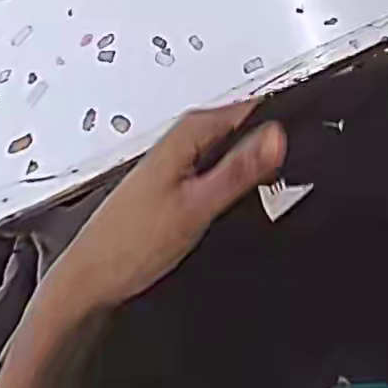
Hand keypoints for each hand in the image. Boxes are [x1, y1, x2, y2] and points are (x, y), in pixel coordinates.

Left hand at [38, 102, 284, 317]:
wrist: (89, 280)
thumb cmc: (129, 243)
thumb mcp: (197, 206)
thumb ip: (240, 169)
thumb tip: (277, 136)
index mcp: (190, 130)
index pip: (251, 107)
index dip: (279, 127)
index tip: (298, 145)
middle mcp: (184, 136)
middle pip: (244, 127)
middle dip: (267, 148)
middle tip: (282, 177)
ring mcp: (180, 156)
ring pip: (232, 148)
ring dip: (251, 165)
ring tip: (262, 191)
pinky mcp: (179, 177)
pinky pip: (219, 165)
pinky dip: (234, 179)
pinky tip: (236, 201)